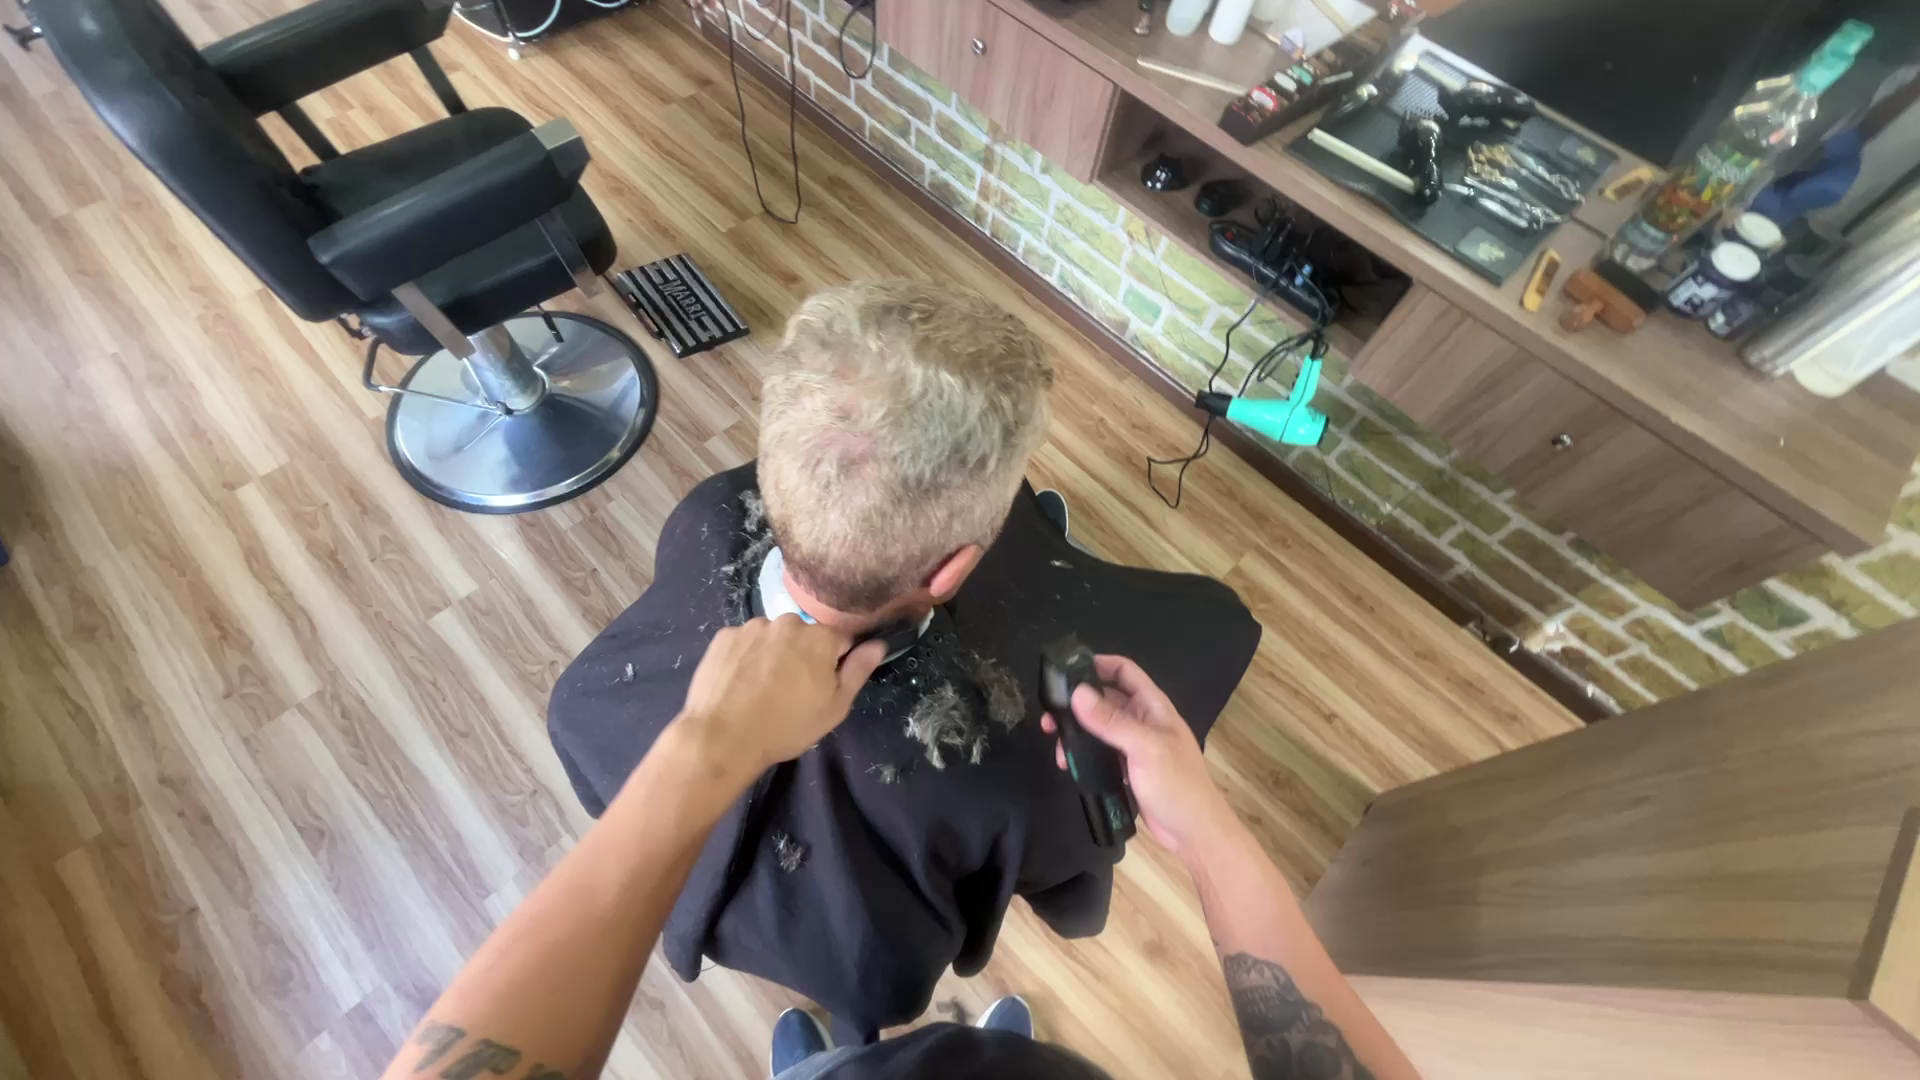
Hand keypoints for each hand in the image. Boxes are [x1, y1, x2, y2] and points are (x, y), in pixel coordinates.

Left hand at [671, 616, 887, 784]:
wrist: (722, 738)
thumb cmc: (787, 726)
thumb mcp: (834, 707)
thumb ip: (858, 670)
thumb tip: (878, 644)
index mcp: (820, 637)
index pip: (840, 639)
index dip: (834, 662)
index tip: (821, 684)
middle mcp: (787, 622)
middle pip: (804, 635)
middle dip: (801, 655)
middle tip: (790, 690)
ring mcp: (752, 627)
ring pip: (772, 636)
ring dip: (772, 653)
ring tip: (760, 688)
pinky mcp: (724, 636)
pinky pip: (744, 642)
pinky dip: (745, 657)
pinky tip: (739, 683)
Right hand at [1041, 654, 1240, 860]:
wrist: (1194, 833)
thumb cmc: (1177, 785)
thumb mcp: (1144, 748)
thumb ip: (1111, 721)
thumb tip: (1077, 693)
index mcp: (1152, 706)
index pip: (1124, 671)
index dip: (1098, 664)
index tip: (1067, 670)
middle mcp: (1142, 720)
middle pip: (1105, 699)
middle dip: (1078, 703)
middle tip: (1051, 714)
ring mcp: (1134, 745)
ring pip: (1099, 727)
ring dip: (1077, 731)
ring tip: (1056, 743)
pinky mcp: (1127, 767)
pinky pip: (1100, 751)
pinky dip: (1083, 753)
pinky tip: (1068, 763)